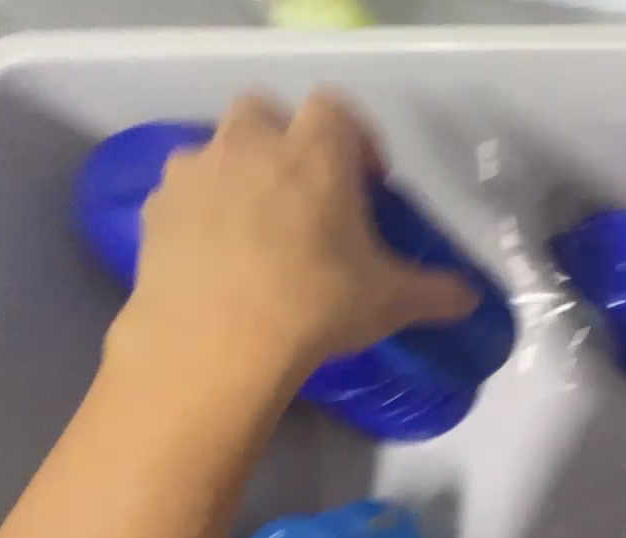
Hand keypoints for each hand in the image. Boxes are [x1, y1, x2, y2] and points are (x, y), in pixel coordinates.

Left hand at [110, 91, 478, 393]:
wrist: (217, 338)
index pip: (337, 110)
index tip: (371, 183)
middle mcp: (249, 147)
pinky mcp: (157, 204)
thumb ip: (440, 293)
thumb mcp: (398, 302)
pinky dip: (212, 209)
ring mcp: (195, 172)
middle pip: (266, 112)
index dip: (358, 139)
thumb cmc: (320, 304)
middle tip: (316, 196)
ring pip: (222, 148)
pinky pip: (190, 190)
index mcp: (314, 158)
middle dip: (291, 142)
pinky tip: (233, 256)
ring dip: (248, 173)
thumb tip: (468, 296)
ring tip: (272, 230)